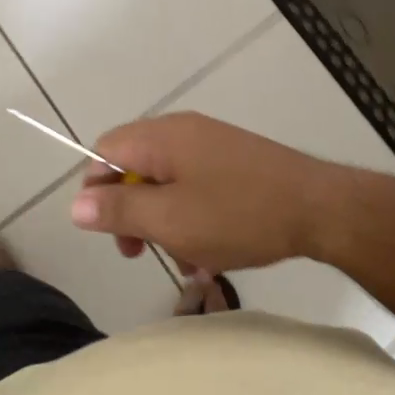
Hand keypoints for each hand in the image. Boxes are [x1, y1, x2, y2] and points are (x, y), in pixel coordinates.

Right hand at [68, 112, 345, 273]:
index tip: (110, 231)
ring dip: (167, 225)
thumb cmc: (238, 213)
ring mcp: (213, 146)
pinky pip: (198, 190)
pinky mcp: (236, 164)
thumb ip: (119, 209)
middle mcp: (184, 133)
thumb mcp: (170, 219)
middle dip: (133, 214)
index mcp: (162, 137)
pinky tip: (213, 256)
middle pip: (135, 168)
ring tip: (188, 262)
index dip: (97, 190)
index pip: (105, 150)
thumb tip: (76, 203)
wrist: (319, 208)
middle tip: (140, 253)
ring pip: (168, 185)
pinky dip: (196, 221)